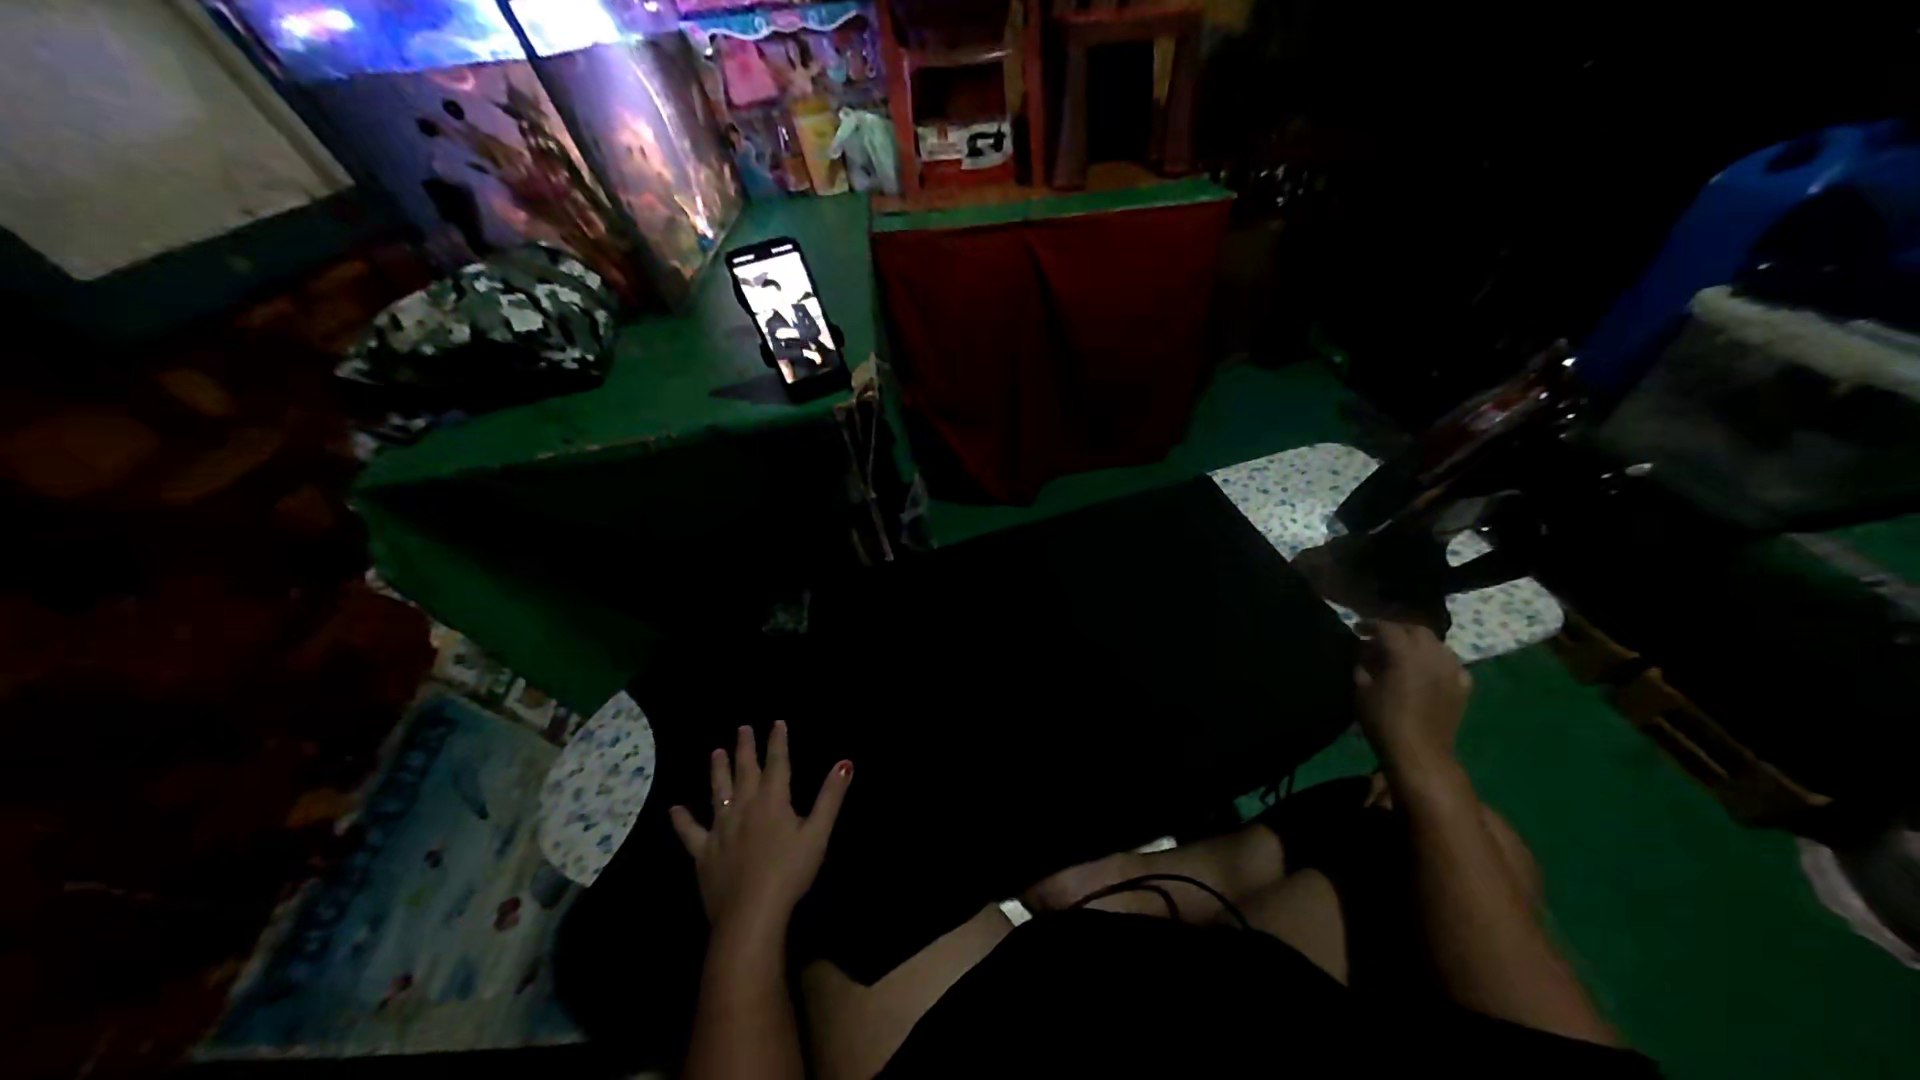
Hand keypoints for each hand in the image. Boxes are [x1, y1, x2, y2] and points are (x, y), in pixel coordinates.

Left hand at [669, 721, 851, 934]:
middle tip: (742, 728)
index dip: (777, 741)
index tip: (776, 722)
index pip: (777, 763)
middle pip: (745, 771)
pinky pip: (691, 832)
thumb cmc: (790, 872)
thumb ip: (830, 796)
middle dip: (745, 748)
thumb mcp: (818, 833)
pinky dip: (682, 820)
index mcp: (773, 801)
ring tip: (715, 752)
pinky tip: (675, 809)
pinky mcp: (703, 852)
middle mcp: (744, 807)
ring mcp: (720, 829)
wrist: (751, 912)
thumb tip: (845, 762)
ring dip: (717, 771)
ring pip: (718, 792)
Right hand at [1354, 620, 1471, 777]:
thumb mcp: (1360, 690)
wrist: (1419, 753)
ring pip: (1437, 644)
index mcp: (1405, 655)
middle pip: (1416, 630)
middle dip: (1397, 630)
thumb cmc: (1383, 721)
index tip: (1357, 628)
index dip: (1370, 625)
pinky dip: (1438, 660)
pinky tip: (1429, 669)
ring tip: (1405, 652)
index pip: (1387, 628)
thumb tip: (1363, 651)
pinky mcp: (1463, 686)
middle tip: (1381, 639)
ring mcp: (1452, 670)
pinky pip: (1452, 663)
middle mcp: (1432, 656)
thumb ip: (1362, 664)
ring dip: (1419, 643)